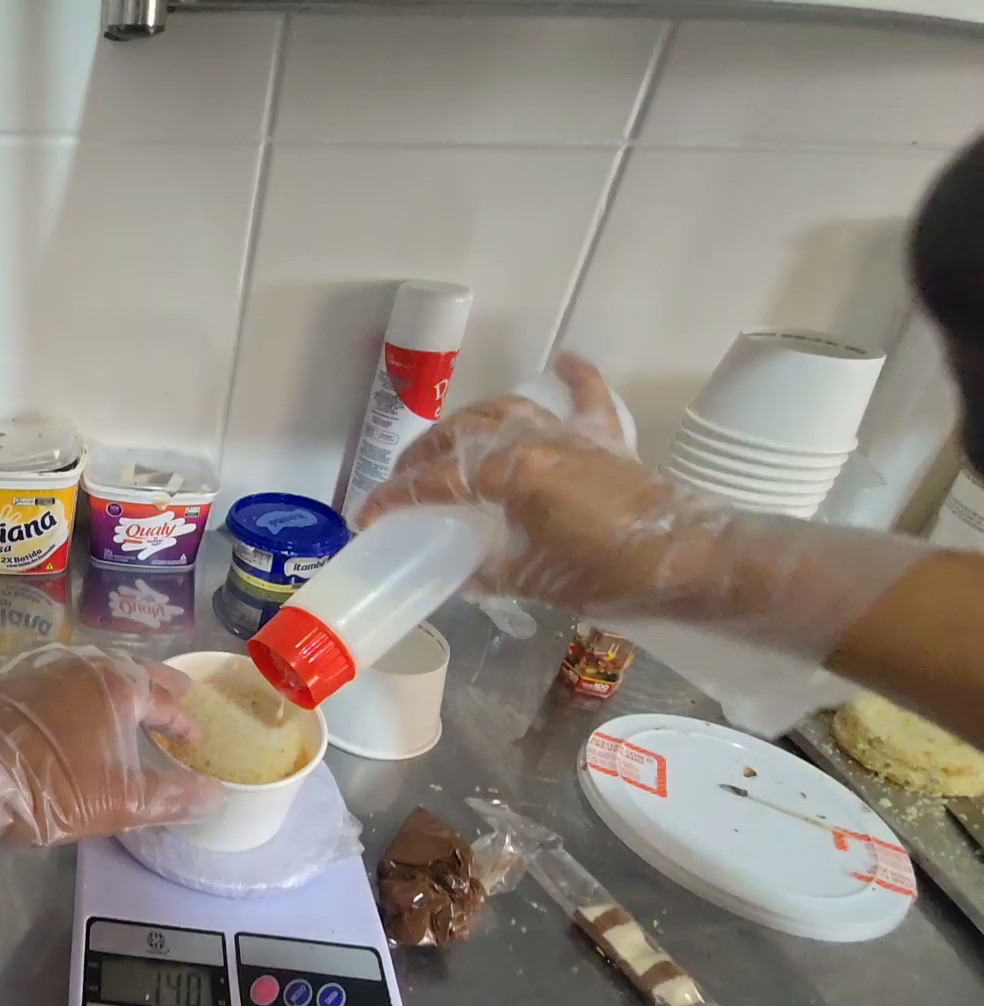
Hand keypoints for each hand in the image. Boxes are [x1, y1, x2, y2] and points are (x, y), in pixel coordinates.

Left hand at [0, 644, 224, 889]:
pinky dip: (77, 678)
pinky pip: (57, 669)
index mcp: (117, 686)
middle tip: (178, 688)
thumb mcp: (118, 802)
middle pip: (131, 668)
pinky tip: (69, 692)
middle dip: (157, 682)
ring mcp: (42, 663)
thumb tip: (216, 796)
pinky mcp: (9, 674)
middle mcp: (83, 662)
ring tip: (126, 688)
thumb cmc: (49, 784)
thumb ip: (171, 798)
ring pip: (92, 663)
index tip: (194, 739)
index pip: (163, 700)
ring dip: (116, 676)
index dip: (182, 722)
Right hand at [358, 355, 738, 618]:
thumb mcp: (533, 581)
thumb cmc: (610, 575)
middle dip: (420, 454)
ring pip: (504, 409)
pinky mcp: (605, 442)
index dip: (394, 498)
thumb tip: (458, 574)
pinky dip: (573, 377)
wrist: (702, 567)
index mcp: (513, 473)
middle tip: (401, 480)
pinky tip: (560, 359)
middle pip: (460, 433)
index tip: (366, 515)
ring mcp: (571, 437)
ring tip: (445, 439)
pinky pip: (586, 398)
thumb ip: (487, 571)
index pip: (436, 481)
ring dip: (466, 421)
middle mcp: (536, 442)